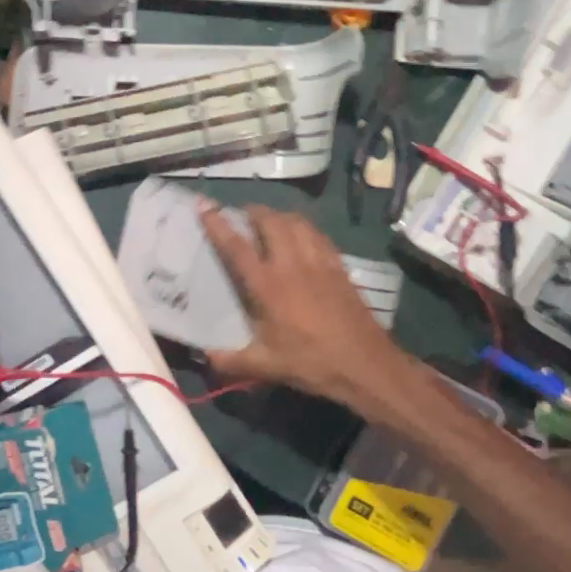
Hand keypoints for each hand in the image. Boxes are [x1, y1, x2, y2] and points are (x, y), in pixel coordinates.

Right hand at [199, 204, 414, 414]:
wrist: (367, 366)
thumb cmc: (313, 364)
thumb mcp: (266, 366)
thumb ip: (230, 360)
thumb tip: (203, 356)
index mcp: (269, 286)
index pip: (237, 247)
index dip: (218, 224)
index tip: (205, 205)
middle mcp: (293, 266)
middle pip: (272, 222)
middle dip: (254, 211)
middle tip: (241, 213)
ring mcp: (320, 264)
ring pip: (298, 223)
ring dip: (280, 215)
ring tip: (269, 219)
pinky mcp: (339, 268)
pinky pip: (319, 236)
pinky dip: (304, 228)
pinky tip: (301, 236)